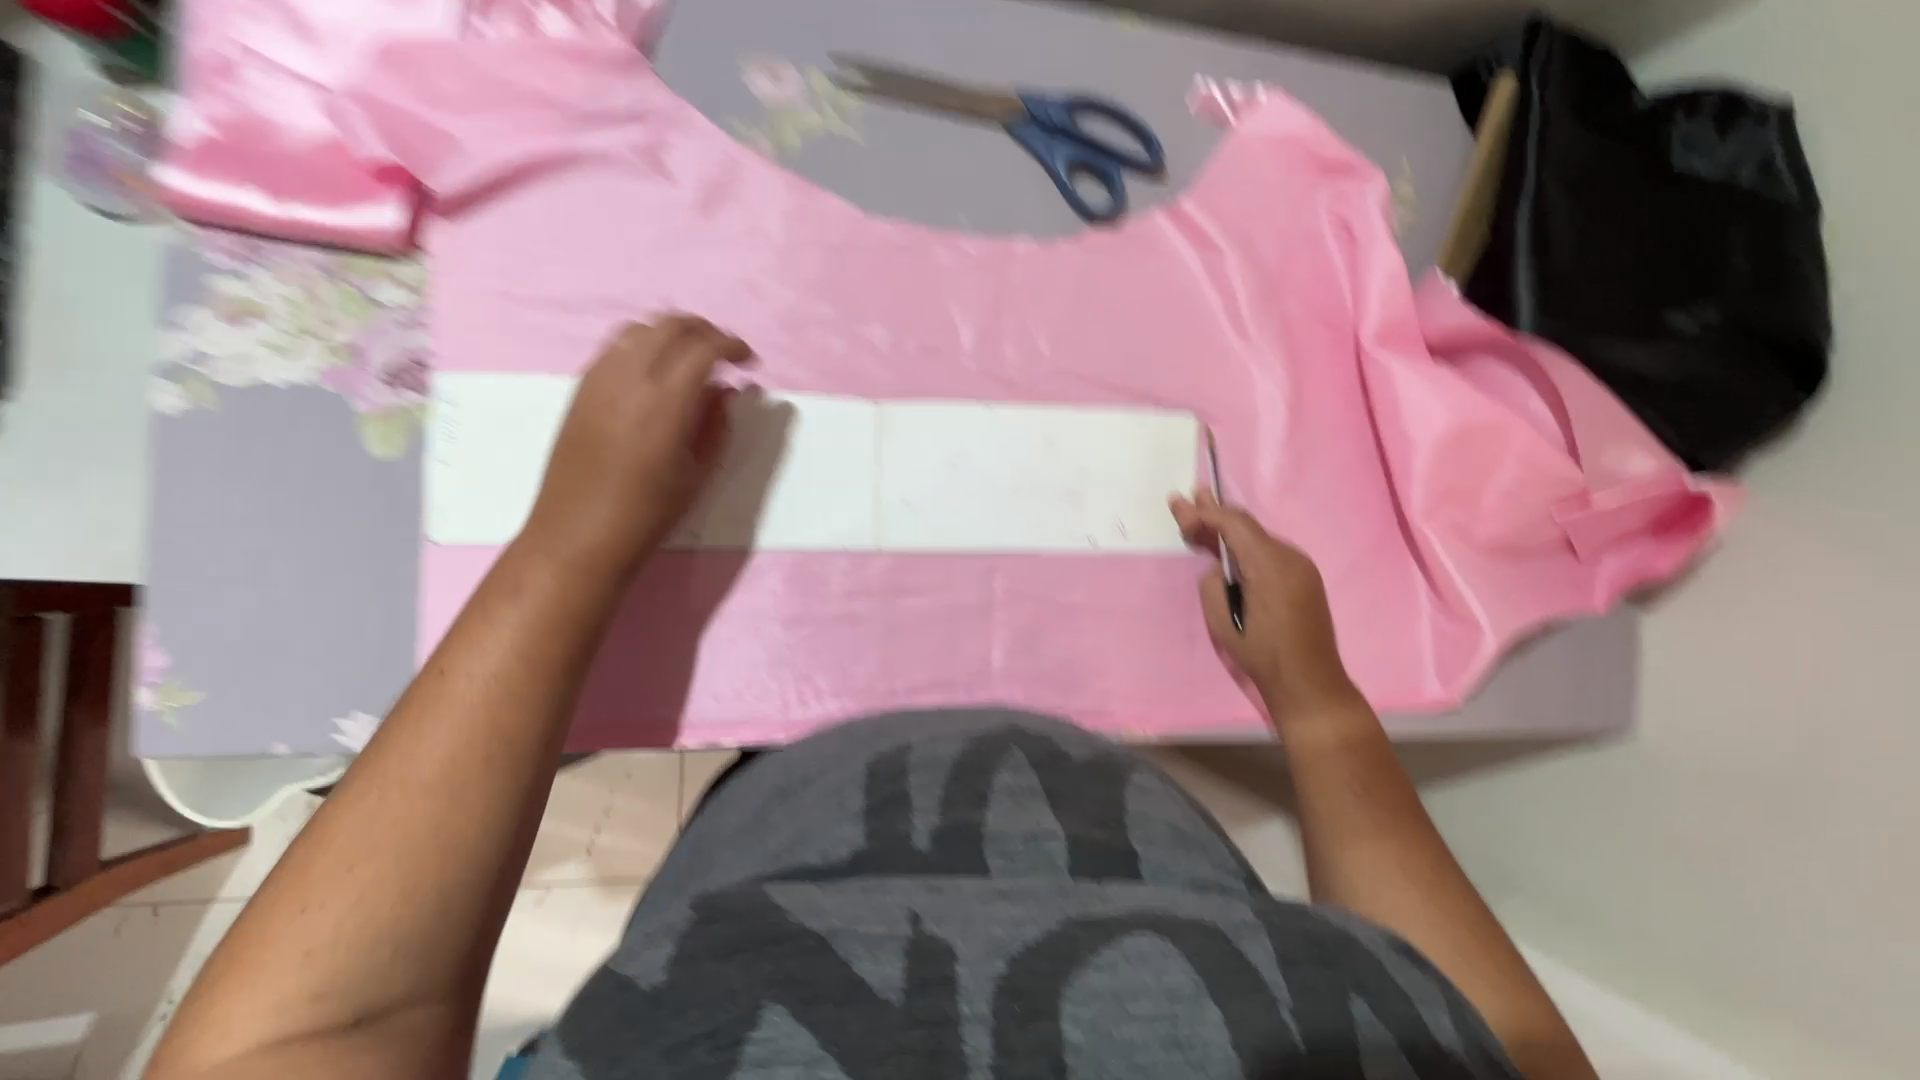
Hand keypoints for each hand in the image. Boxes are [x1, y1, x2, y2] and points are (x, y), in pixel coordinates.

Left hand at [520, 316, 753, 576]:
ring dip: (671, 334)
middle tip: (724, 353)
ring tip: (689, 358)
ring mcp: (599, 378)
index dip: (733, 346)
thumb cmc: (647, 513)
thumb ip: (716, 424)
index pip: (704, 347)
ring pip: (639, 329)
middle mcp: (629, 377)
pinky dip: (642, 346)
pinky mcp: (580, 388)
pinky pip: (615, 348)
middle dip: (705, 330)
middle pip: (671, 325)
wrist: (577, 534)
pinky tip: (654, 373)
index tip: (749, 362)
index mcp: (665, 401)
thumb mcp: (697, 473)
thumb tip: (725, 390)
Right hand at [1169, 490, 1363, 717]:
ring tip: (1200, 518)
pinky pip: (1270, 552)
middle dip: (1215, 512)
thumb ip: (1213, 588)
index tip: (1181, 508)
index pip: (1235, 525)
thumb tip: (1216, 569)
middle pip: (1247, 526)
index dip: (1206, 514)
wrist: (1311, 683)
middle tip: (1189, 494)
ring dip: (1229, 530)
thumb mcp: (1223, 624)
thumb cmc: (1263, 656)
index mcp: (1270, 566)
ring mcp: (1301, 567)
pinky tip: (1227, 546)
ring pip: (1258, 538)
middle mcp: (1290, 558)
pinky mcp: (1304, 579)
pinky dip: (1246, 546)